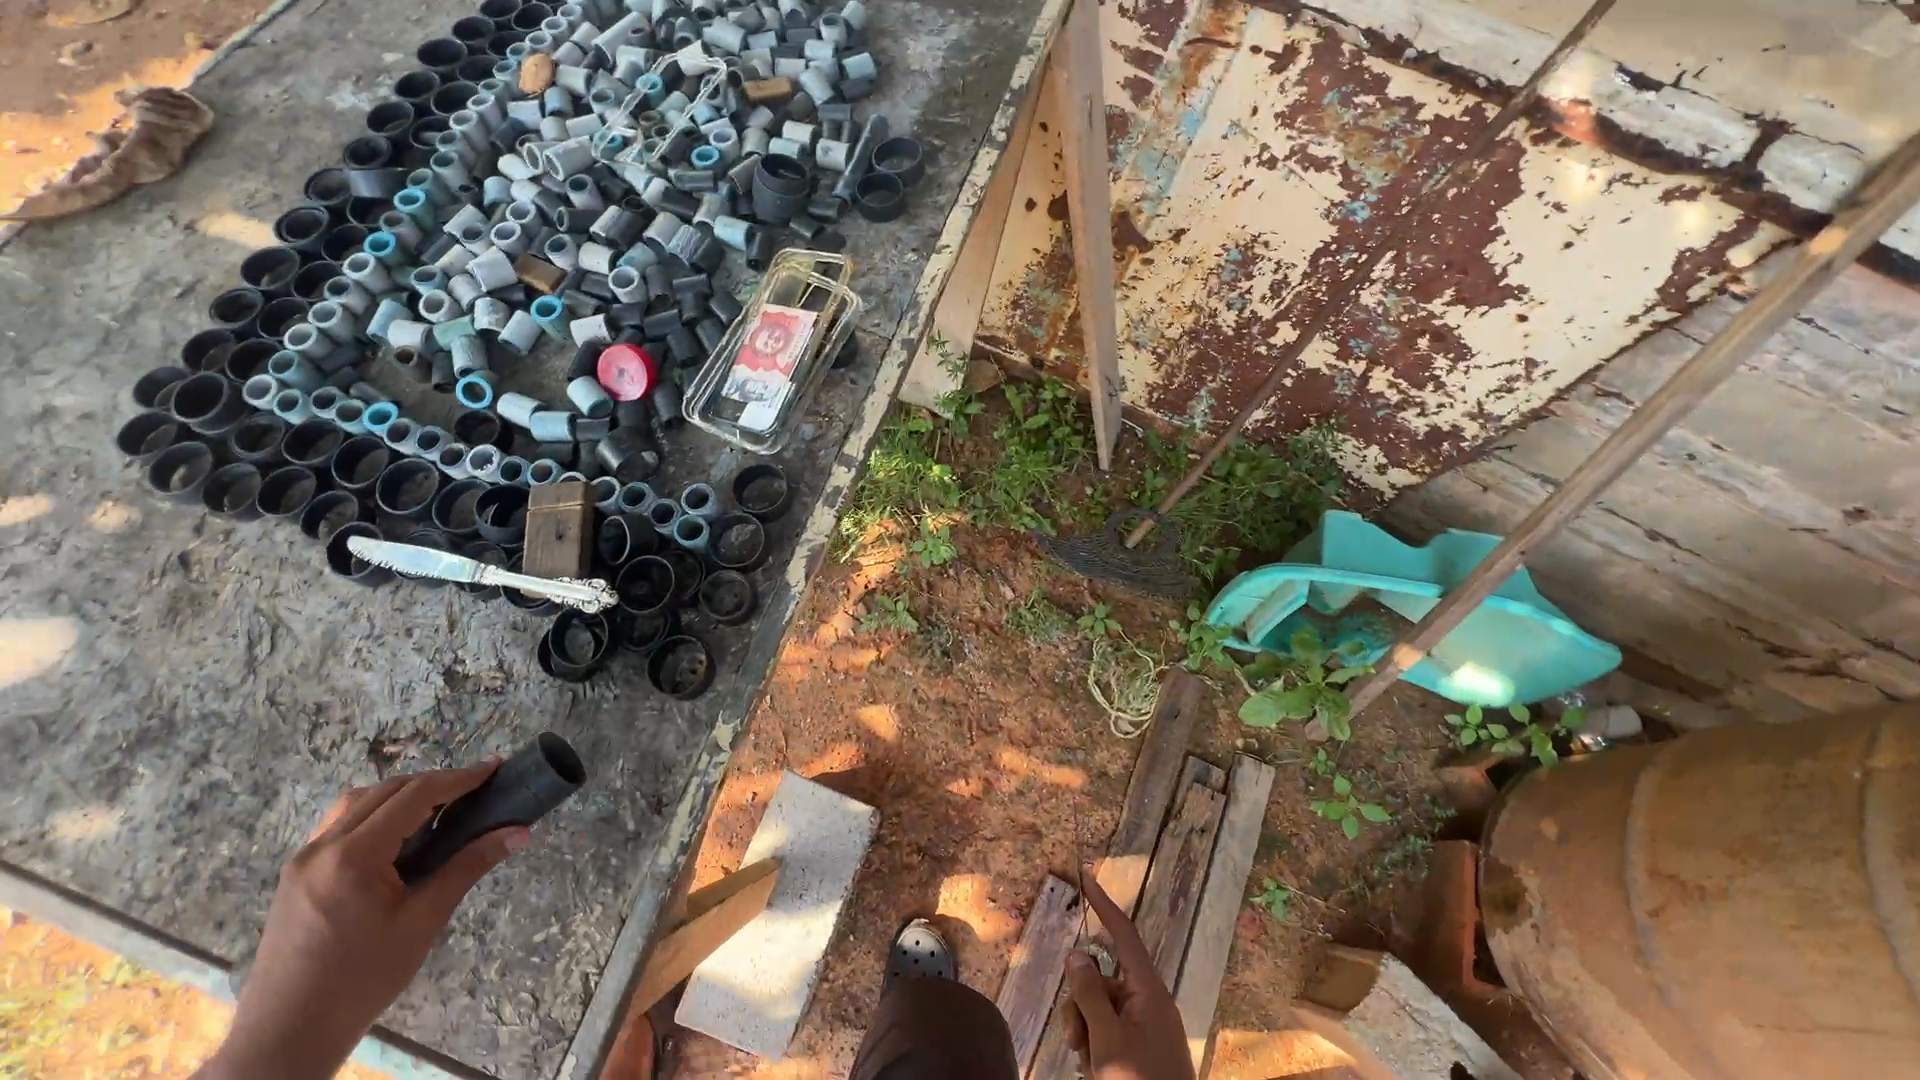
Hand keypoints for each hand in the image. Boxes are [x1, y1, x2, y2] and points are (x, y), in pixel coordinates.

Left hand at [196, 762, 528, 1079]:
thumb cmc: (362, 979)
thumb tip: (519, 833)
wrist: (286, 1034)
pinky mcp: (296, 874)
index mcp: (354, 856)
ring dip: (402, 794)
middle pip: (386, 790)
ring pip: (358, 802)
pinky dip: (375, 813)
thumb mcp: (424, 921)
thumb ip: (469, 867)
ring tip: (441, 806)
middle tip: (477, 787)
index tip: (495, 768)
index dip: (459, 778)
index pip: (415, 795)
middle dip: (434, 781)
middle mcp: (323, 847)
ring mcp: (303, 859)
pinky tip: (398, 834)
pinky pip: (339, 824)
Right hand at [1061, 871, 1194, 1079]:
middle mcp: (1149, 1002)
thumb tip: (1077, 953)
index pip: (1124, 935)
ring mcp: (1146, 1026)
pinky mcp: (1142, 1048)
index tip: (1087, 877)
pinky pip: (1109, 1030)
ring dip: (1085, 1030)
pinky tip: (1095, 1069)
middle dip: (1080, 1004)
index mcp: (1148, 991)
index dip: (1105, 905)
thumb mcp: (1107, 1039)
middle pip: (1102, 980)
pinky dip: (1096, 1045)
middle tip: (1075, 1040)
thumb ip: (1089, 994)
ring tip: (1087, 1064)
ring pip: (1100, 1008)